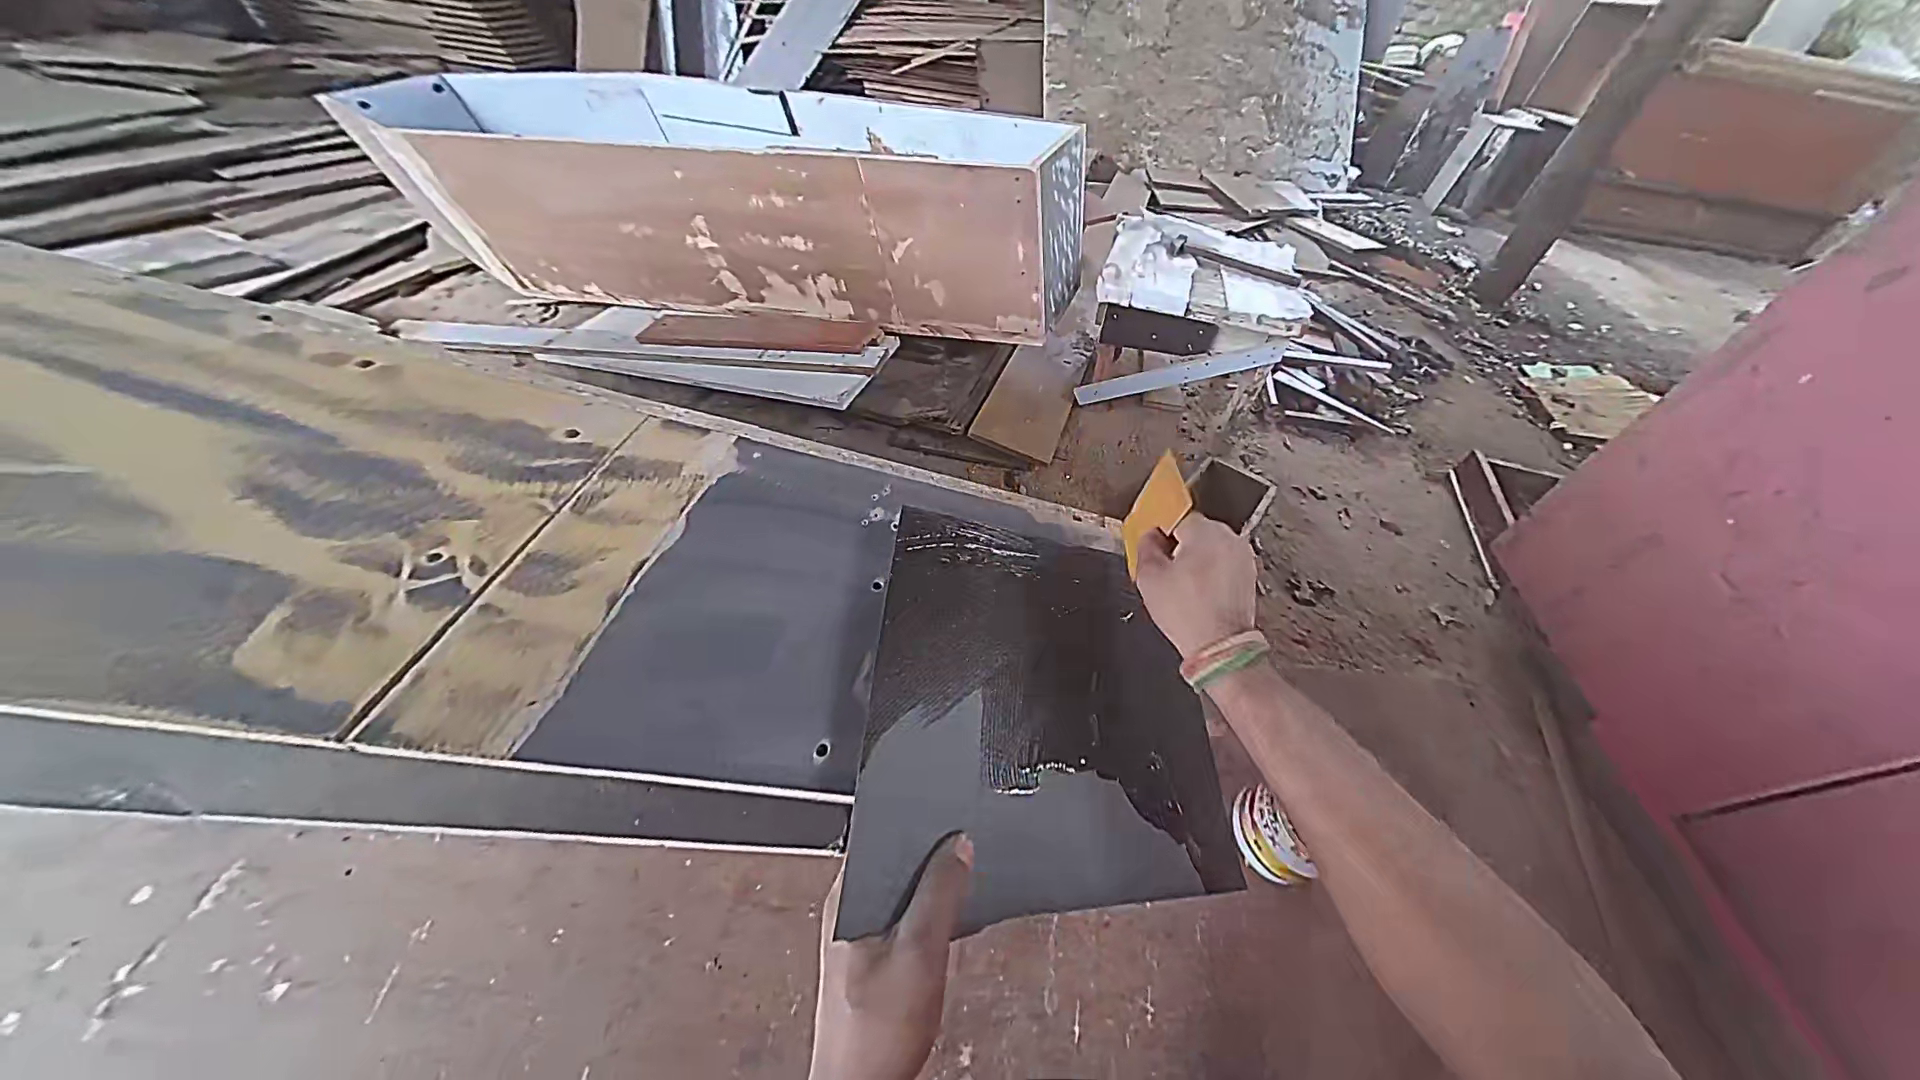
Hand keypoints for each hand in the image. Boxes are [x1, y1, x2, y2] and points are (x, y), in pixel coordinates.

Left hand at [810, 833, 973, 1079]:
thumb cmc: (876, 1034)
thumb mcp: (919, 951)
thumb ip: (939, 893)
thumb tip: (960, 846)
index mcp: (847, 896)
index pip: (880, 835)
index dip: (915, 821)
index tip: (948, 815)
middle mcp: (850, 906)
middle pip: (895, 859)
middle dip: (931, 853)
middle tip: (964, 846)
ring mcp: (861, 929)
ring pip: (904, 886)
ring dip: (933, 882)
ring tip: (961, 876)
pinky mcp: (876, 950)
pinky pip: (907, 911)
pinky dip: (930, 908)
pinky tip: (950, 914)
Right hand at [1135, 513, 1257, 659]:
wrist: (1219, 645)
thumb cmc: (1187, 613)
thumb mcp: (1149, 577)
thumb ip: (1145, 546)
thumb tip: (1149, 536)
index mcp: (1205, 531)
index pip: (1176, 515)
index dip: (1159, 530)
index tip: (1151, 541)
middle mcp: (1229, 538)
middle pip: (1195, 529)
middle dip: (1177, 544)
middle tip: (1163, 567)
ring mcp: (1242, 556)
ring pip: (1209, 546)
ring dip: (1194, 557)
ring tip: (1180, 583)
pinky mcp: (1248, 574)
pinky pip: (1222, 562)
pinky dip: (1209, 571)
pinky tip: (1196, 591)